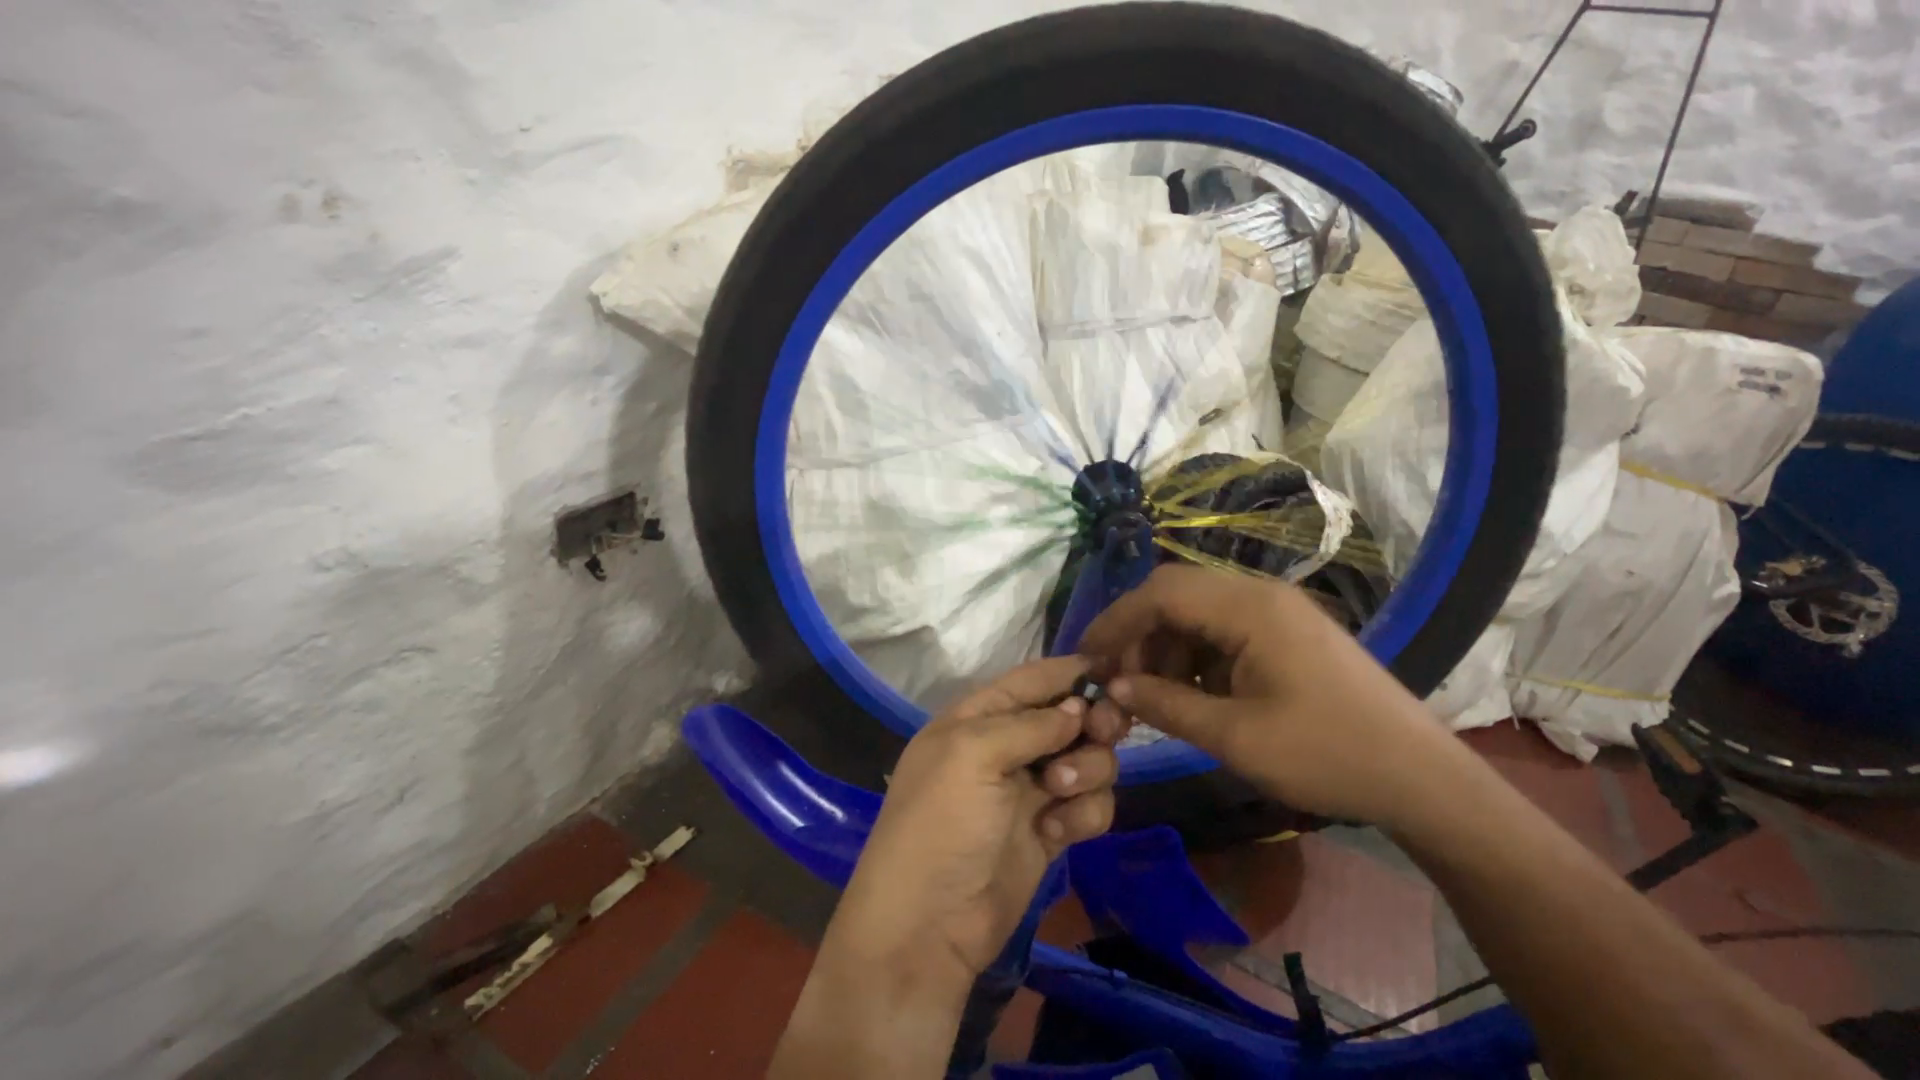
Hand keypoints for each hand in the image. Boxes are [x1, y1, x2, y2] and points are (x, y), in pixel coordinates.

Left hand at [829, 655, 1127, 982]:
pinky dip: (1084, 814)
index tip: (1116, 668)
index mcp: (974, 720)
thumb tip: (1078, 708)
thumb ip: (1029, 724)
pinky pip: (1090, 805)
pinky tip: (1059, 833)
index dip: (1070, 671)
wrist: (929, 924)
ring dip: (1087, 771)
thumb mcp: (972, 755)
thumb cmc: (941, 824)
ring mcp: (1029, 793)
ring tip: (1060, 793)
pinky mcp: (1051, 833)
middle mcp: (1005, 749)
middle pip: (1069, 718)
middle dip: (1091, 723)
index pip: (1029, 681)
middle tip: (1104, 732)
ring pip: (1088, 761)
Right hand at [1077, 564, 1465, 827]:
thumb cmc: (1325, 754)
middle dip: (1139, 637)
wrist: (1418, 776)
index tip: (1085, 659)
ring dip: (1167, 651)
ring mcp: (1280, 614)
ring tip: (1153, 700)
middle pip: (1177, 597)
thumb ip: (1166, 704)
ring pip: (1199, 615)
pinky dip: (1197, 660)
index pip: (1161, 592)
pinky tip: (1193, 699)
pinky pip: (1225, 633)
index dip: (1116, 622)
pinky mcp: (1290, 636)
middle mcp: (1262, 596)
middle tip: (1118, 686)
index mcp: (1250, 608)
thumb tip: (1113, 686)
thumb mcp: (1235, 737)